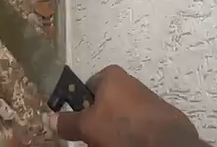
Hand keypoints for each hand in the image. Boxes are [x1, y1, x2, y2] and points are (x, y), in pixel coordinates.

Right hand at [51, 65, 207, 145]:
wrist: (167, 146)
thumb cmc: (122, 128)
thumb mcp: (88, 127)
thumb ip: (69, 121)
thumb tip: (49, 119)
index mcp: (112, 76)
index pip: (89, 88)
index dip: (85, 109)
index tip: (86, 128)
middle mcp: (132, 82)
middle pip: (108, 105)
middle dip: (103, 124)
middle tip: (100, 142)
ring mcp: (151, 101)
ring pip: (127, 118)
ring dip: (121, 132)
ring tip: (117, 146)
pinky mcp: (167, 120)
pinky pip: (145, 128)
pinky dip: (140, 137)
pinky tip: (137, 146)